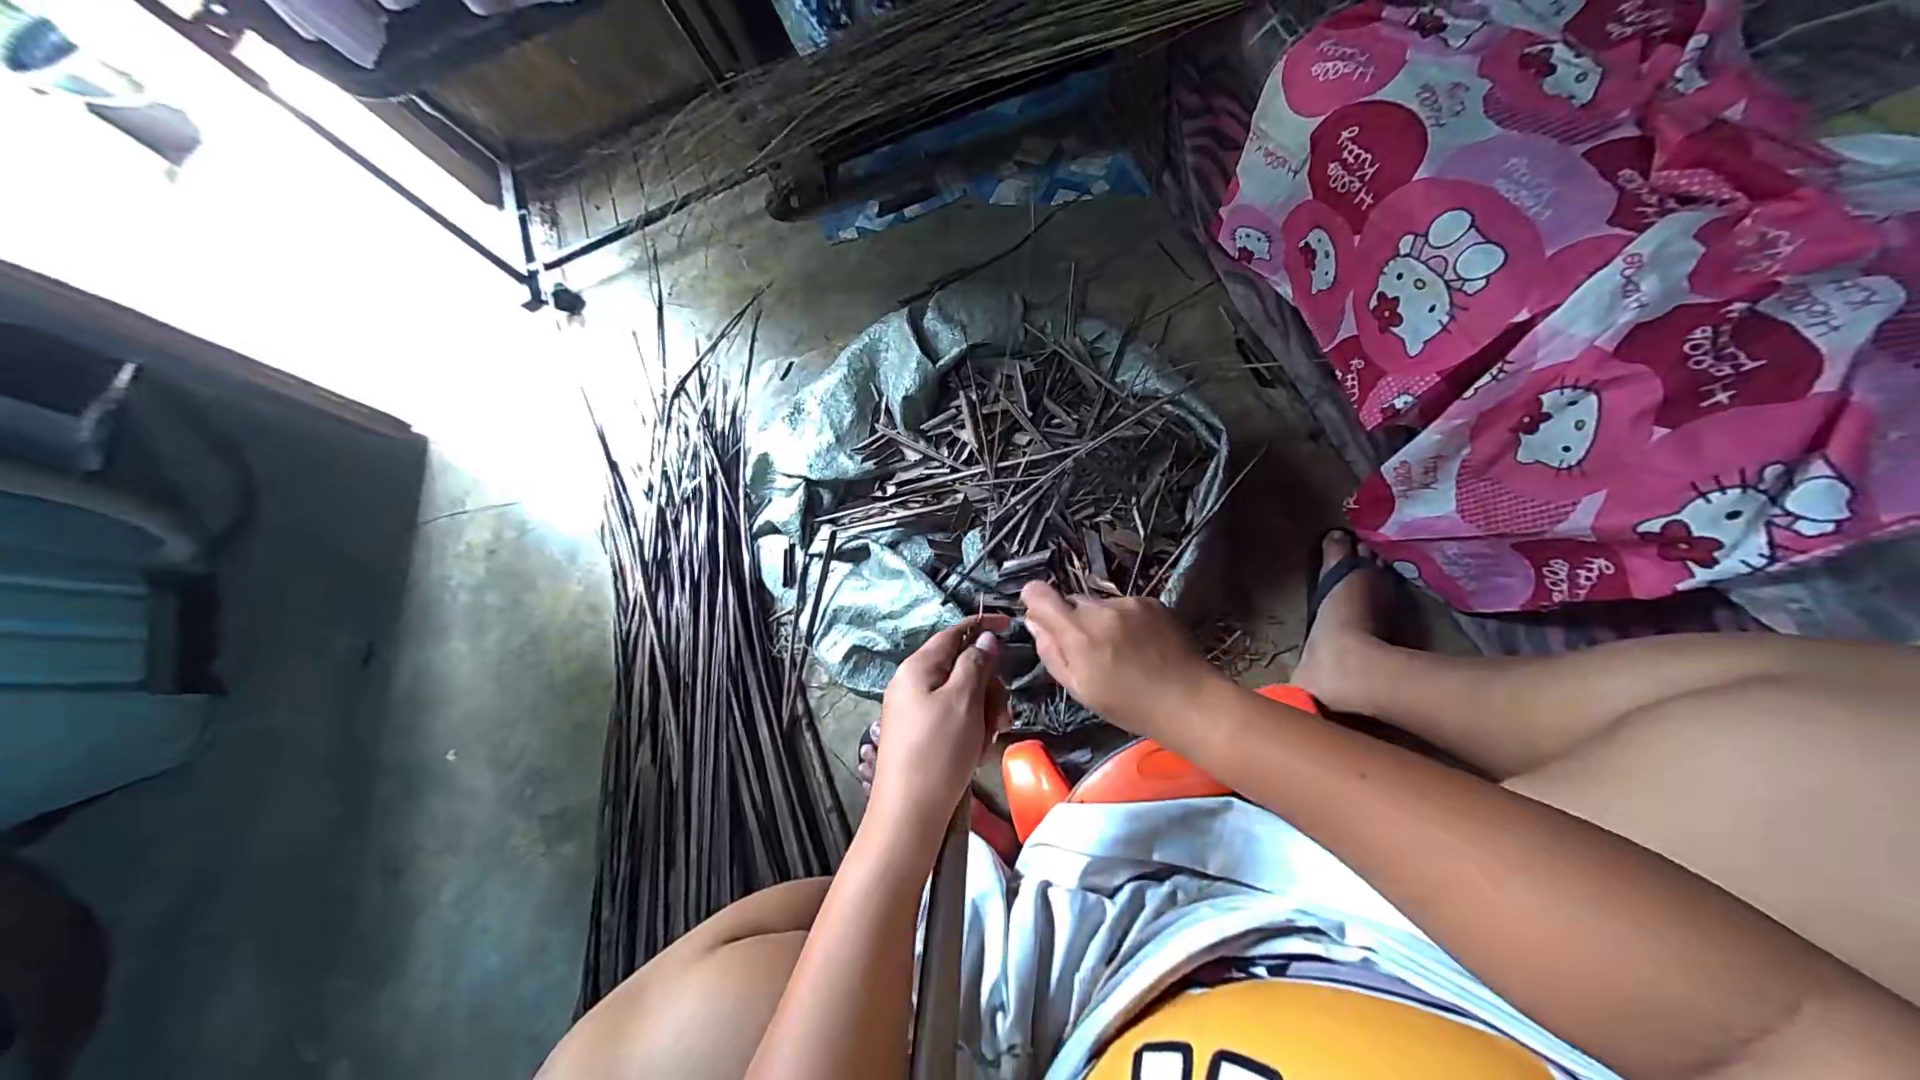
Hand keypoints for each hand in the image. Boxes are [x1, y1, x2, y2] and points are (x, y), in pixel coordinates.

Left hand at [869, 614, 1012, 834]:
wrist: (909, 812)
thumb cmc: (938, 751)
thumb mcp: (964, 700)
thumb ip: (976, 663)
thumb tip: (984, 637)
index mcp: (918, 667)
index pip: (954, 633)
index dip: (982, 625)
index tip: (1009, 624)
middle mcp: (912, 683)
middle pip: (962, 666)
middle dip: (988, 687)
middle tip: (1001, 716)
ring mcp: (914, 709)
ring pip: (962, 694)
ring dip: (983, 711)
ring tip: (988, 739)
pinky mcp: (920, 733)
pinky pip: (953, 717)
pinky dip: (970, 729)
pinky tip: (975, 751)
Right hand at [1020, 581, 1221, 737]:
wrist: (1189, 700)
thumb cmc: (1129, 705)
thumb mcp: (1079, 690)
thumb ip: (1051, 653)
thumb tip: (1034, 623)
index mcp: (1079, 634)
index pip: (1040, 595)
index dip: (1034, 601)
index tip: (1041, 616)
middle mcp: (1101, 610)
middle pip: (1073, 602)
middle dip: (1074, 621)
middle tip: (1091, 653)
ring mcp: (1129, 603)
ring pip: (1100, 605)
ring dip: (1102, 622)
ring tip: (1122, 653)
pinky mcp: (1152, 601)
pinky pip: (1125, 606)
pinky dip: (1125, 621)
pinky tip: (1140, 645)